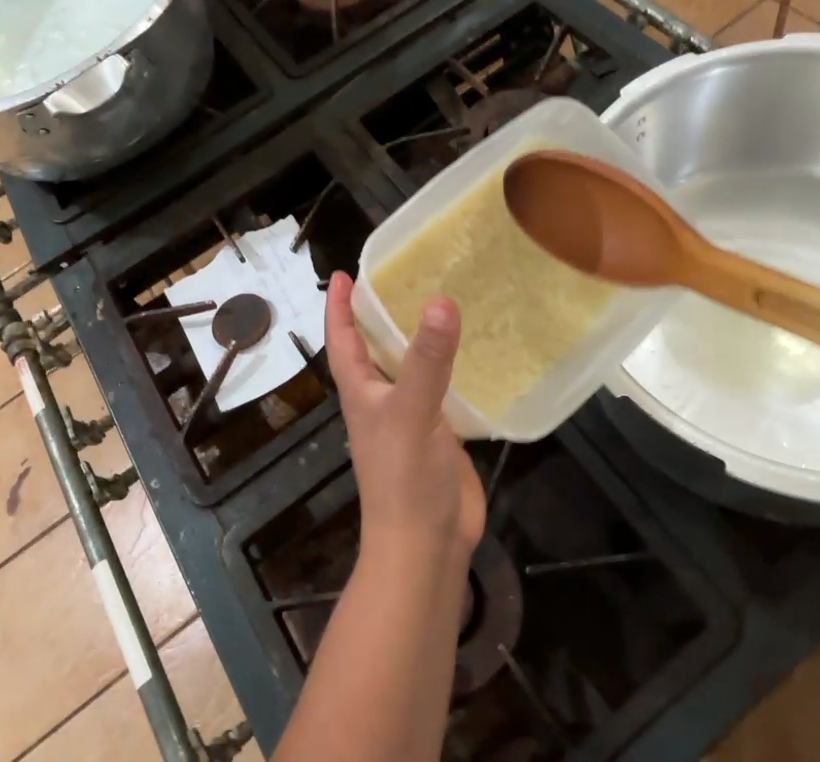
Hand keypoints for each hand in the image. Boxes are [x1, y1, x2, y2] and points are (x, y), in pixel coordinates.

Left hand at [324, 272, 484, 564]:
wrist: (426, 545)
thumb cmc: (404, 478)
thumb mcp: (411, 411)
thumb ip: (426, 360)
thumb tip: (440, 300)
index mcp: (362, 392)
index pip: (342, 340)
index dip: (339, 307)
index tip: (344, 273)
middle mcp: (383, 400)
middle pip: (377, 349)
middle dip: (383, 314)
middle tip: (408, 275)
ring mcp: (412, 419)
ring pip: (413, 368)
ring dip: (422, 339)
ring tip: (447, 301)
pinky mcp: (442, 435)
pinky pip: (446, 391)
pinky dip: (456, 369)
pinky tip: (480, 352)